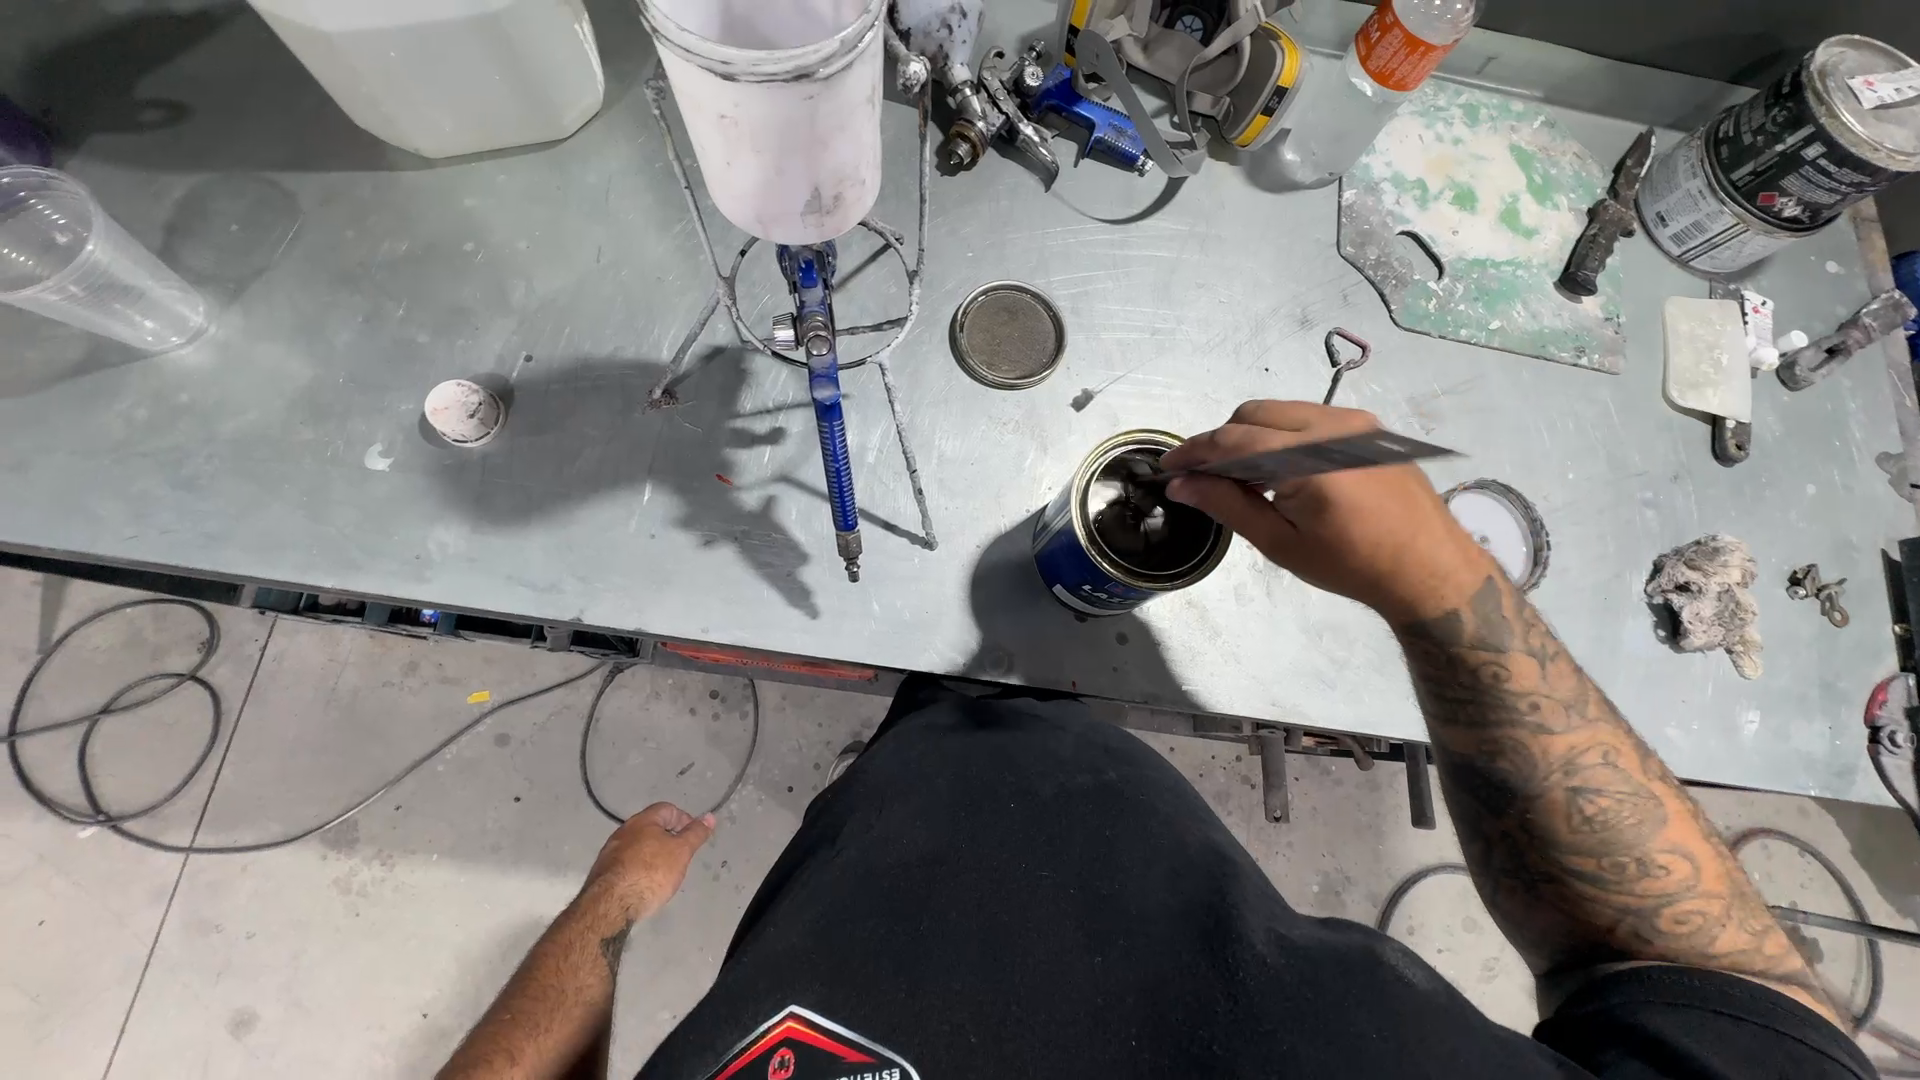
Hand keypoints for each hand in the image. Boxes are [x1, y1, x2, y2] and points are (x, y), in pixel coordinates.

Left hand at [577, 802, 714, 924]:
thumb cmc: (651, 872)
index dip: (684, 819)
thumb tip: (709, 816)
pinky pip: (626, 863)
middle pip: (651, 827)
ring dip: (652, 854)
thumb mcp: (682, 852)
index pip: (667, 809)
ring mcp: (609, 852)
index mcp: (643, 820)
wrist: (610, 906)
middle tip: (680, 855)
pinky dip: (638, 869)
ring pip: (637, 846)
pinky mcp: (602, 873)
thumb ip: (696, 833)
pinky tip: (644, 884)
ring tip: (663, 873)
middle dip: (668, 838)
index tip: (692, 837)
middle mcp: (623, 831)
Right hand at [1160, 400, 1495, 625]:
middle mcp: (1333, 427)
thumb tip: (1180, 485)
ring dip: (1251, 436)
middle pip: (1253, 413)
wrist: (1428, 568)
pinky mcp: (1369, 430)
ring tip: (1243, 478)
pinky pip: (1308, 419)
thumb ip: (1226, 504)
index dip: (1194, 451)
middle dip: (1221, 439)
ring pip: (1280, 412)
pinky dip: (1281, 437)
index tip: (1167, 468)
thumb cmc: (1350, 564)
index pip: (1233, 439)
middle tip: (1206, 477)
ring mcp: (1355, 423)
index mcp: (1308, 457)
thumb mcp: (1278, 541)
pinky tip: (1280, 473)